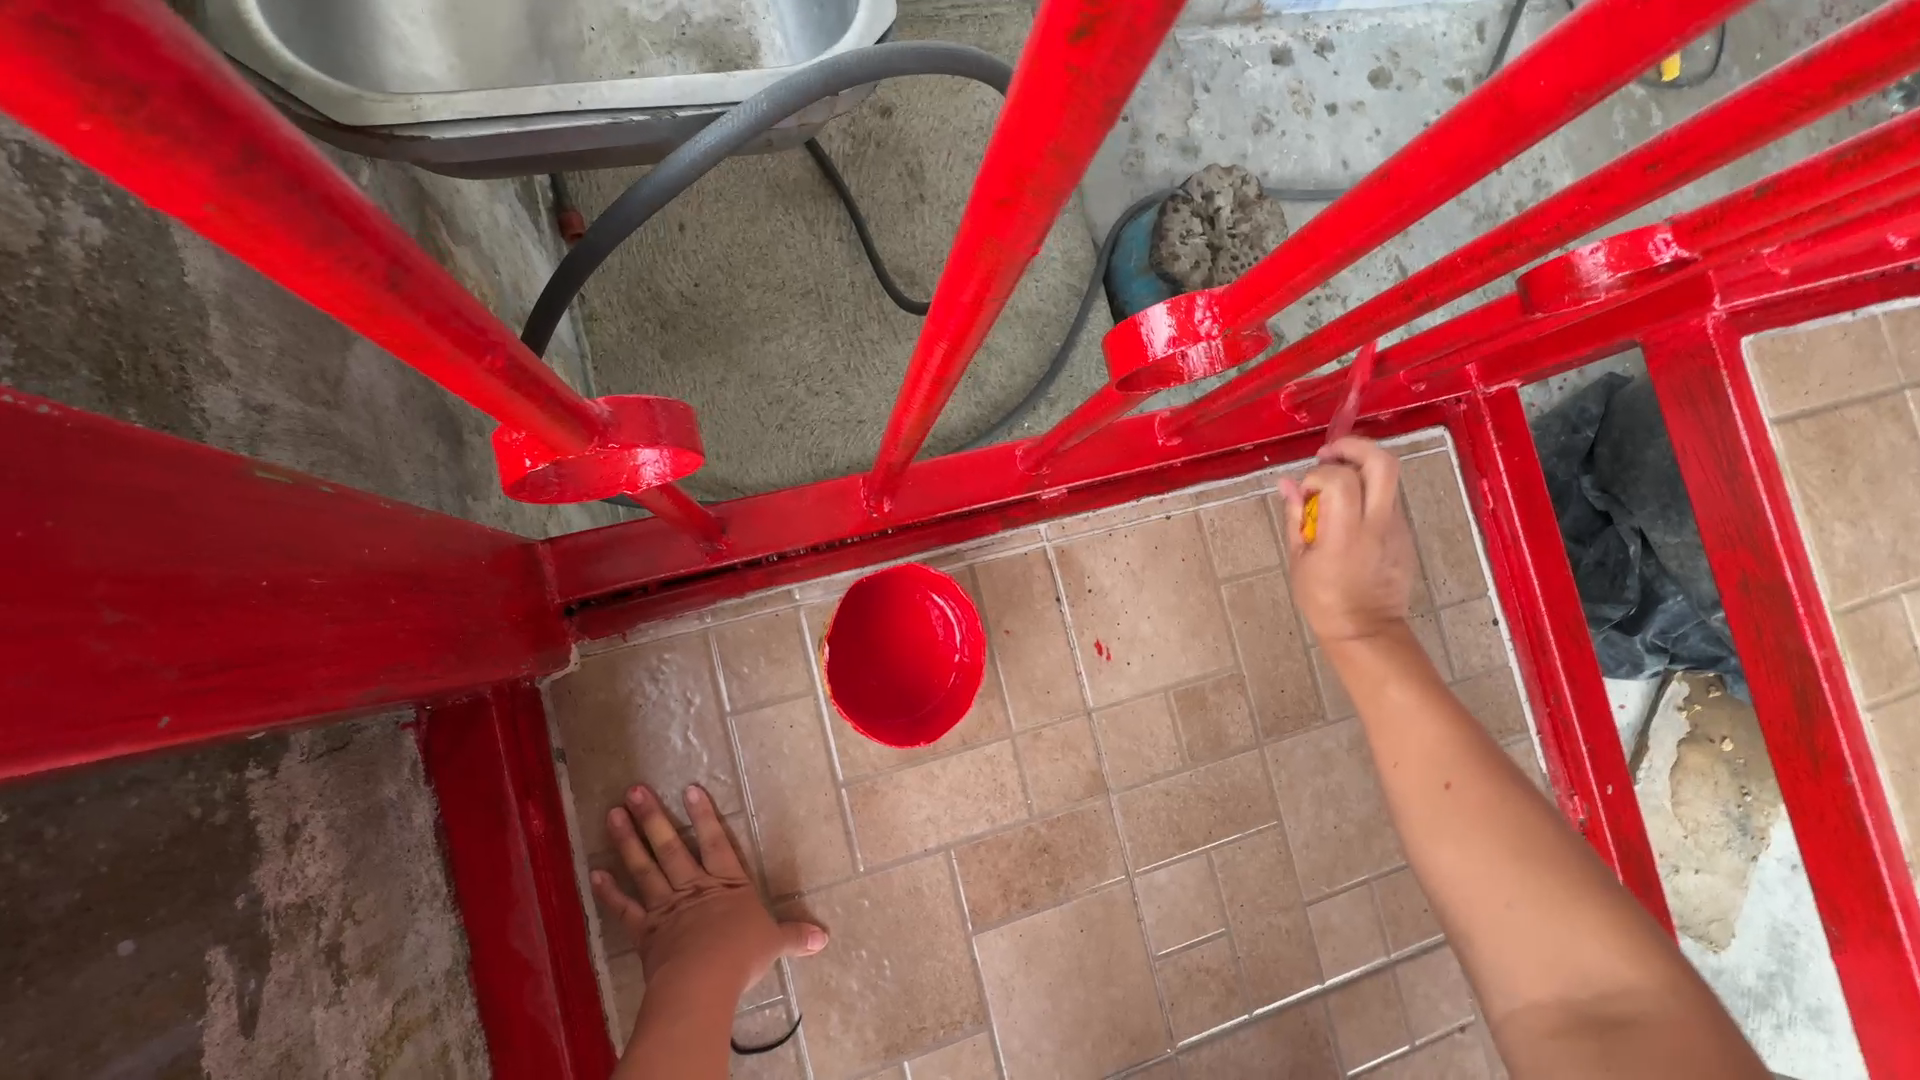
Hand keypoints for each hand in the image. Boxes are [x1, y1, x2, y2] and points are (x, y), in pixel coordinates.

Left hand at [591, 784, 827, 1006]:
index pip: (716, 842)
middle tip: (634, 790)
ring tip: (613, 814)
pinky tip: (594, 872)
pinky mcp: (645, 931)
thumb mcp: (774, 943)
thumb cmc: (742, 957)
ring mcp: (666, 906)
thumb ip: (795, 936)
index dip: (704, 815)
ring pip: (645, 867)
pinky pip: (625, 908)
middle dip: (653, 817)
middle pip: (671, 847)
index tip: (689, 789)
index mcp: (728, 884)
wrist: (703, 981)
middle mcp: (694, 887)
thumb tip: (825, 938)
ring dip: (628, 841)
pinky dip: (609, 891)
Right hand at [1276, 436, 1417, 642]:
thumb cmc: (1323, 599)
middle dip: (1354, 447)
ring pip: (1388, 477)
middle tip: (1330, 453)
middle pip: (1382, 462)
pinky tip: (1348, 514)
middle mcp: (1378, 524)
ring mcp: (1397, 527)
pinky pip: (1387, 500)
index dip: (1319, 475)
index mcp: (1346, 533)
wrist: (1366, 629)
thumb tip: (1288, 484)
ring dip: (1360, 468)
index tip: (1306, 491)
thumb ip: (1295, 517)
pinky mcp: (1405, 533)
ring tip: (1335, 482)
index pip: (1340, 479)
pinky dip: (1367, 494)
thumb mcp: (1298, 559)